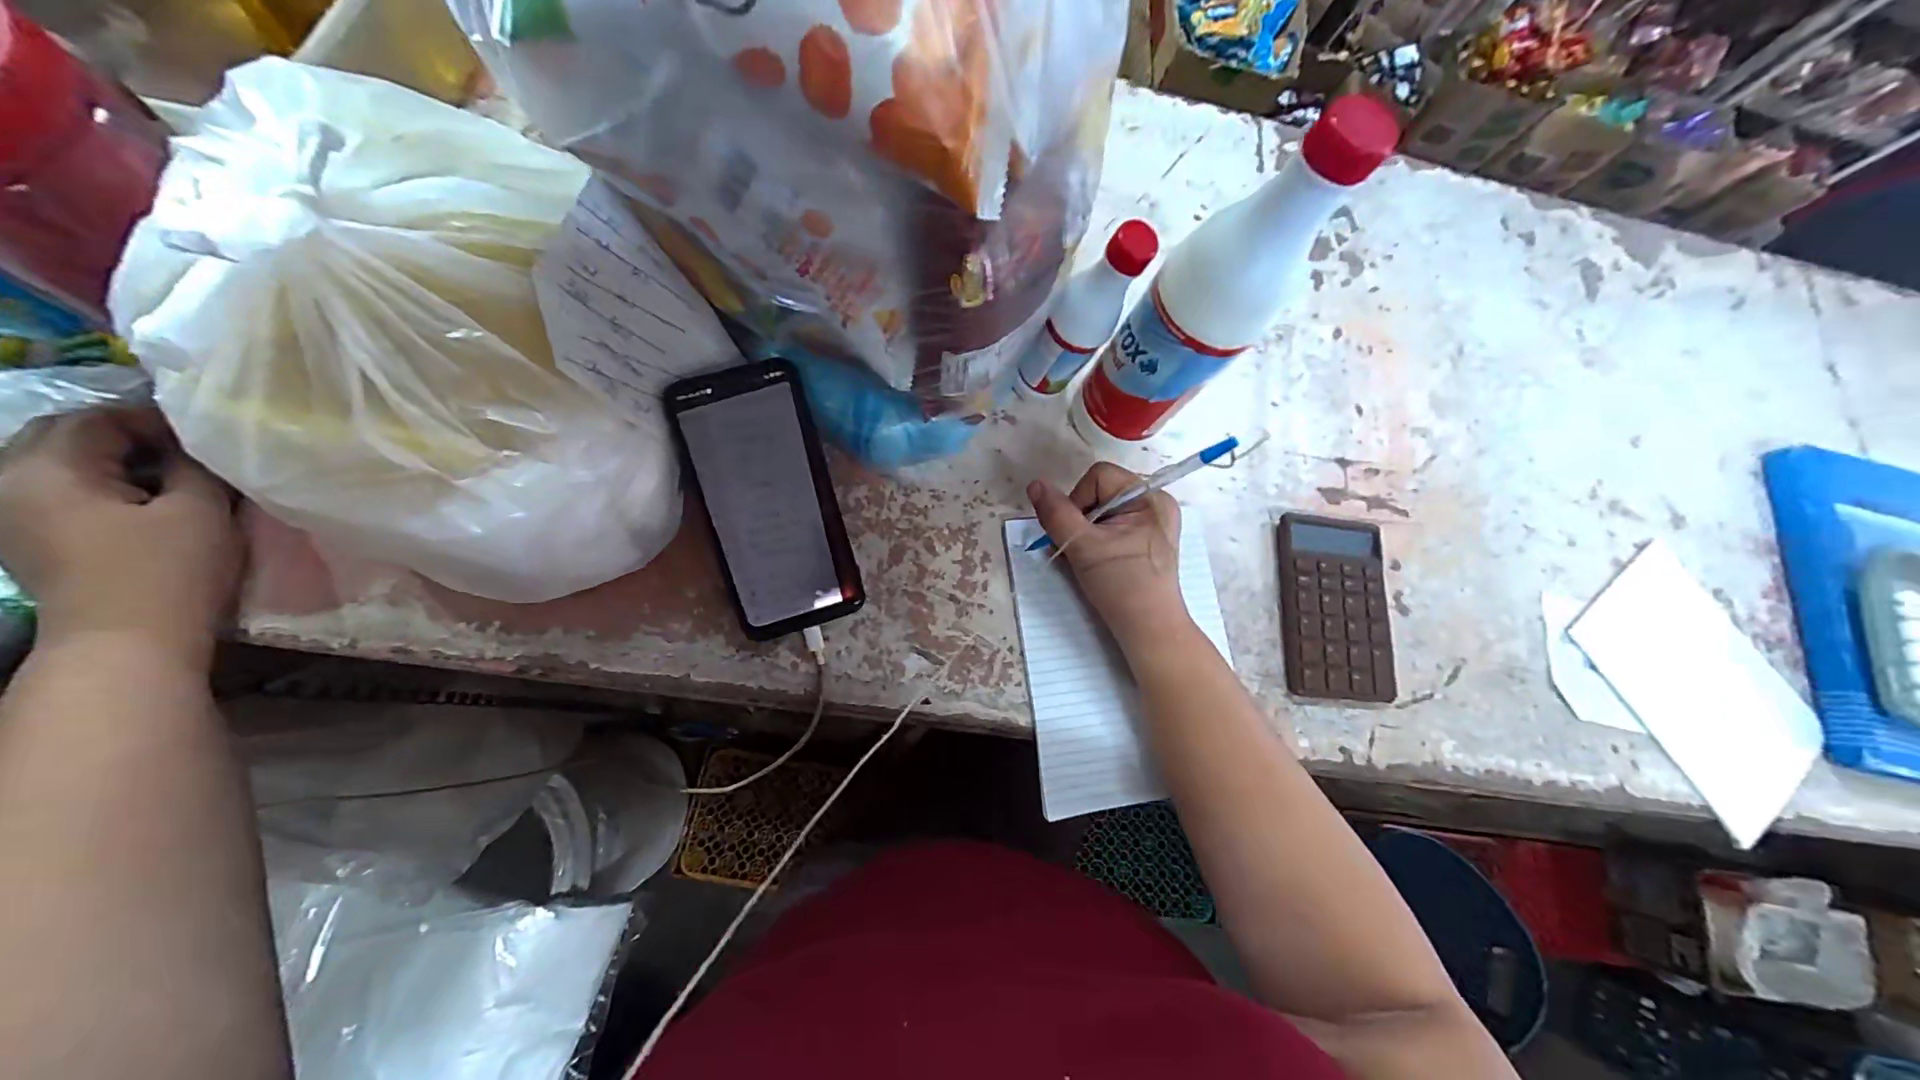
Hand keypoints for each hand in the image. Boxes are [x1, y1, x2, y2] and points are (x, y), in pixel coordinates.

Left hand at [0, 408, 240, 668]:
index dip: (155, 420)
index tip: (206, 436)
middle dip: (126, 436)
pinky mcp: (25, 539)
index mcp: (44, 469)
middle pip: (63, 436)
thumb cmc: (168, 572)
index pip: (97, 419)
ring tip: (168, 476)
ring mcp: (8, 514)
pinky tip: (140, 503)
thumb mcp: (198, 511)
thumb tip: (190, 450)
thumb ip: (194, 468)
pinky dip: (98, 485)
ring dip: (112, 461)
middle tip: (187, 451)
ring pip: (57, 463)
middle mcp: (7, 482)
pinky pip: (56, 492)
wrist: (127, 644)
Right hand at [1027, 463, 1190, 645]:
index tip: (1077, 534)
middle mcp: (1156, 503)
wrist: (1149, 629)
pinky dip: (1098, 540)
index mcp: (1150, 497)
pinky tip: (1097, 562)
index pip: (1098, 477)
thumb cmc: (1121, 585)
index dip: (1078, 501)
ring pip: (1103, 511)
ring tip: (1088, 558)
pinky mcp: (1147, 541)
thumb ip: (1056, 513)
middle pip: (1101, 492)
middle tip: (1080, 549)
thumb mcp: (1082, 547)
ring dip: (1086, 531)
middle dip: (1081, 518)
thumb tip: (1035, 484)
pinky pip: (1113, 526)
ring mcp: (1153, 523)